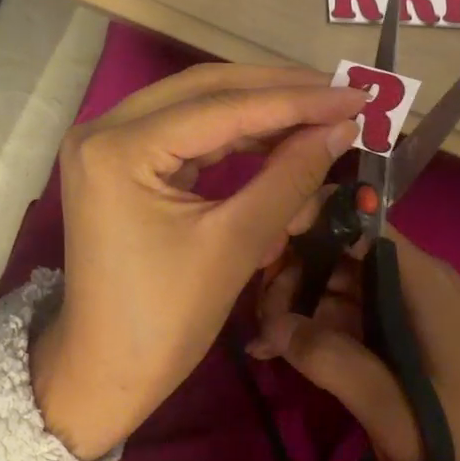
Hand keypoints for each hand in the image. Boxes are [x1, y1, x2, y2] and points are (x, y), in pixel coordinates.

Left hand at [30, 64, 361, 460]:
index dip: (294, 100)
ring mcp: (104, 142)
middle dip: (275, 91)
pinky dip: (229, 135)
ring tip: (321, 111)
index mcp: (118, 148)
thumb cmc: (166, 319)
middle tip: (342, 93)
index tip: (358, 94)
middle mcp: (102, 128)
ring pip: (192, 106)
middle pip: (202, 91)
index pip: (219, 108)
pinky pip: (180, 132)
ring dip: (256, 109)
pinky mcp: (115, 160)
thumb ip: (289, 176)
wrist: (106, 370)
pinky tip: (276, 136)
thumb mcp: (235, 243)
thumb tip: (341, 127)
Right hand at [250, 228, 459, 460]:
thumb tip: (268, 326)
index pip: (352, 217)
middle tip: (258, 321)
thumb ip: (328, 361)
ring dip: (303, 303)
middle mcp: (415, 277)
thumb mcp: (395, 411)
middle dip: (292, 274)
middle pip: (339, 250)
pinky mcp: (416, 328)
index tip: (256, 255)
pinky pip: (360, 309)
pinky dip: (326, 325)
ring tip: (265, 342)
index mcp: (417, 279)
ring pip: (344, 281)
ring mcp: (416, 302)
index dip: (300, 222)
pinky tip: (294, 352)